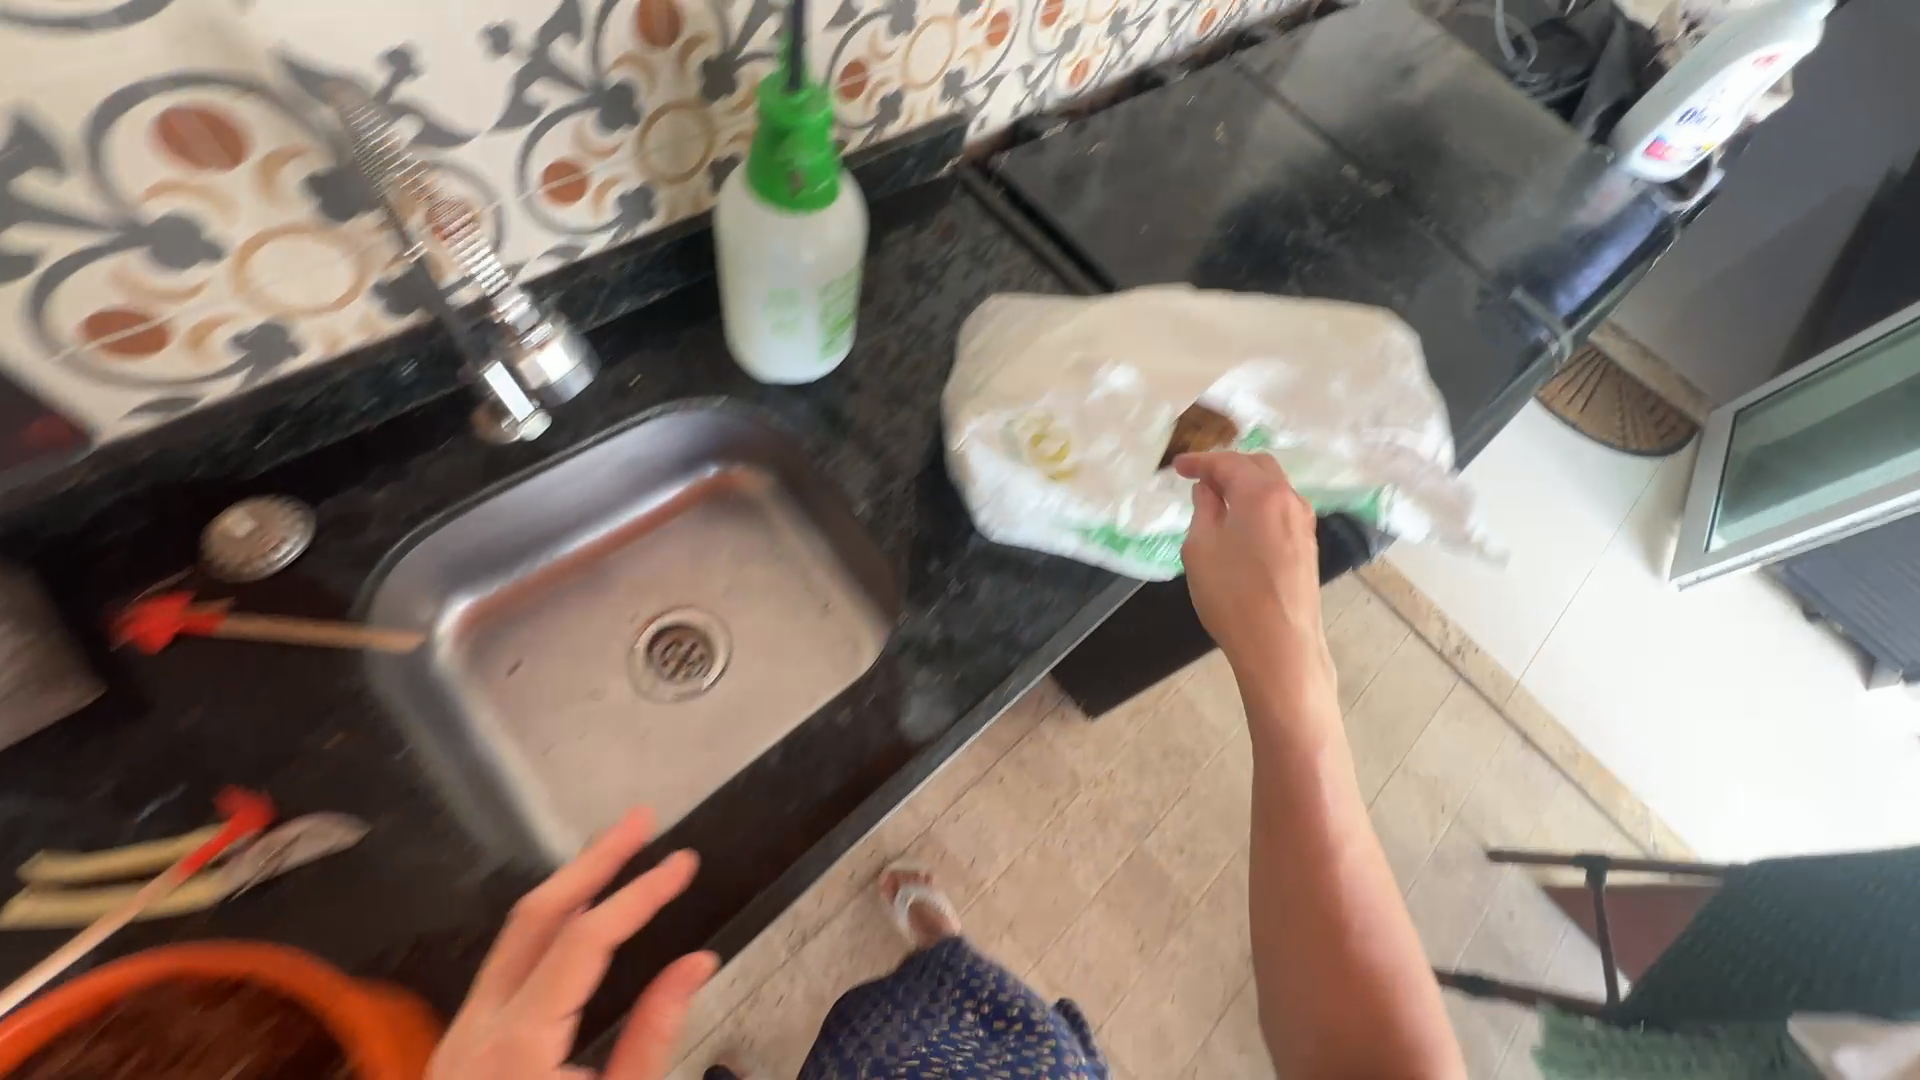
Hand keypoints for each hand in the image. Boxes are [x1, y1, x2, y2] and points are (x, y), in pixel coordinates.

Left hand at [427, 810, 718, 1079]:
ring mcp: (459, 1033)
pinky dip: (554, 919)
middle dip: (594, 860)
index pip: (585, 942)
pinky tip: (585, 906)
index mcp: (515, 1051)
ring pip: (515, 931)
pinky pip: (510, 959)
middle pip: (534, 916)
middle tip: (643, 818)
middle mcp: (476, 1029)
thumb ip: (655, 1035)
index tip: (686, 863)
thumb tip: (698, 960)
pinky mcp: (462, 1042)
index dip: (639, 894)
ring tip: (621, 845)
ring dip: (573, 881)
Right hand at [1176, 453, 1334, 692]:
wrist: (1279, 645)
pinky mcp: (1307, 546)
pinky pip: (1280, 509)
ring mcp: (1303, 524)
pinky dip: (1258, 504)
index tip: (1176, 467)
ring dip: (1245, 485)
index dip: (1199, 461)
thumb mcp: (1200, 548)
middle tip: (1198, 478)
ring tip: (1217, 499)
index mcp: (1261, 494)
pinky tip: (1241, 522)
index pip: (1227, 463)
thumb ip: (1204, 510)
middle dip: (1227, 466)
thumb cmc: (1231, 595)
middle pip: (1258, 466)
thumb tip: (1208, 490)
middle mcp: (1289, 500)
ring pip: (1274, 487)